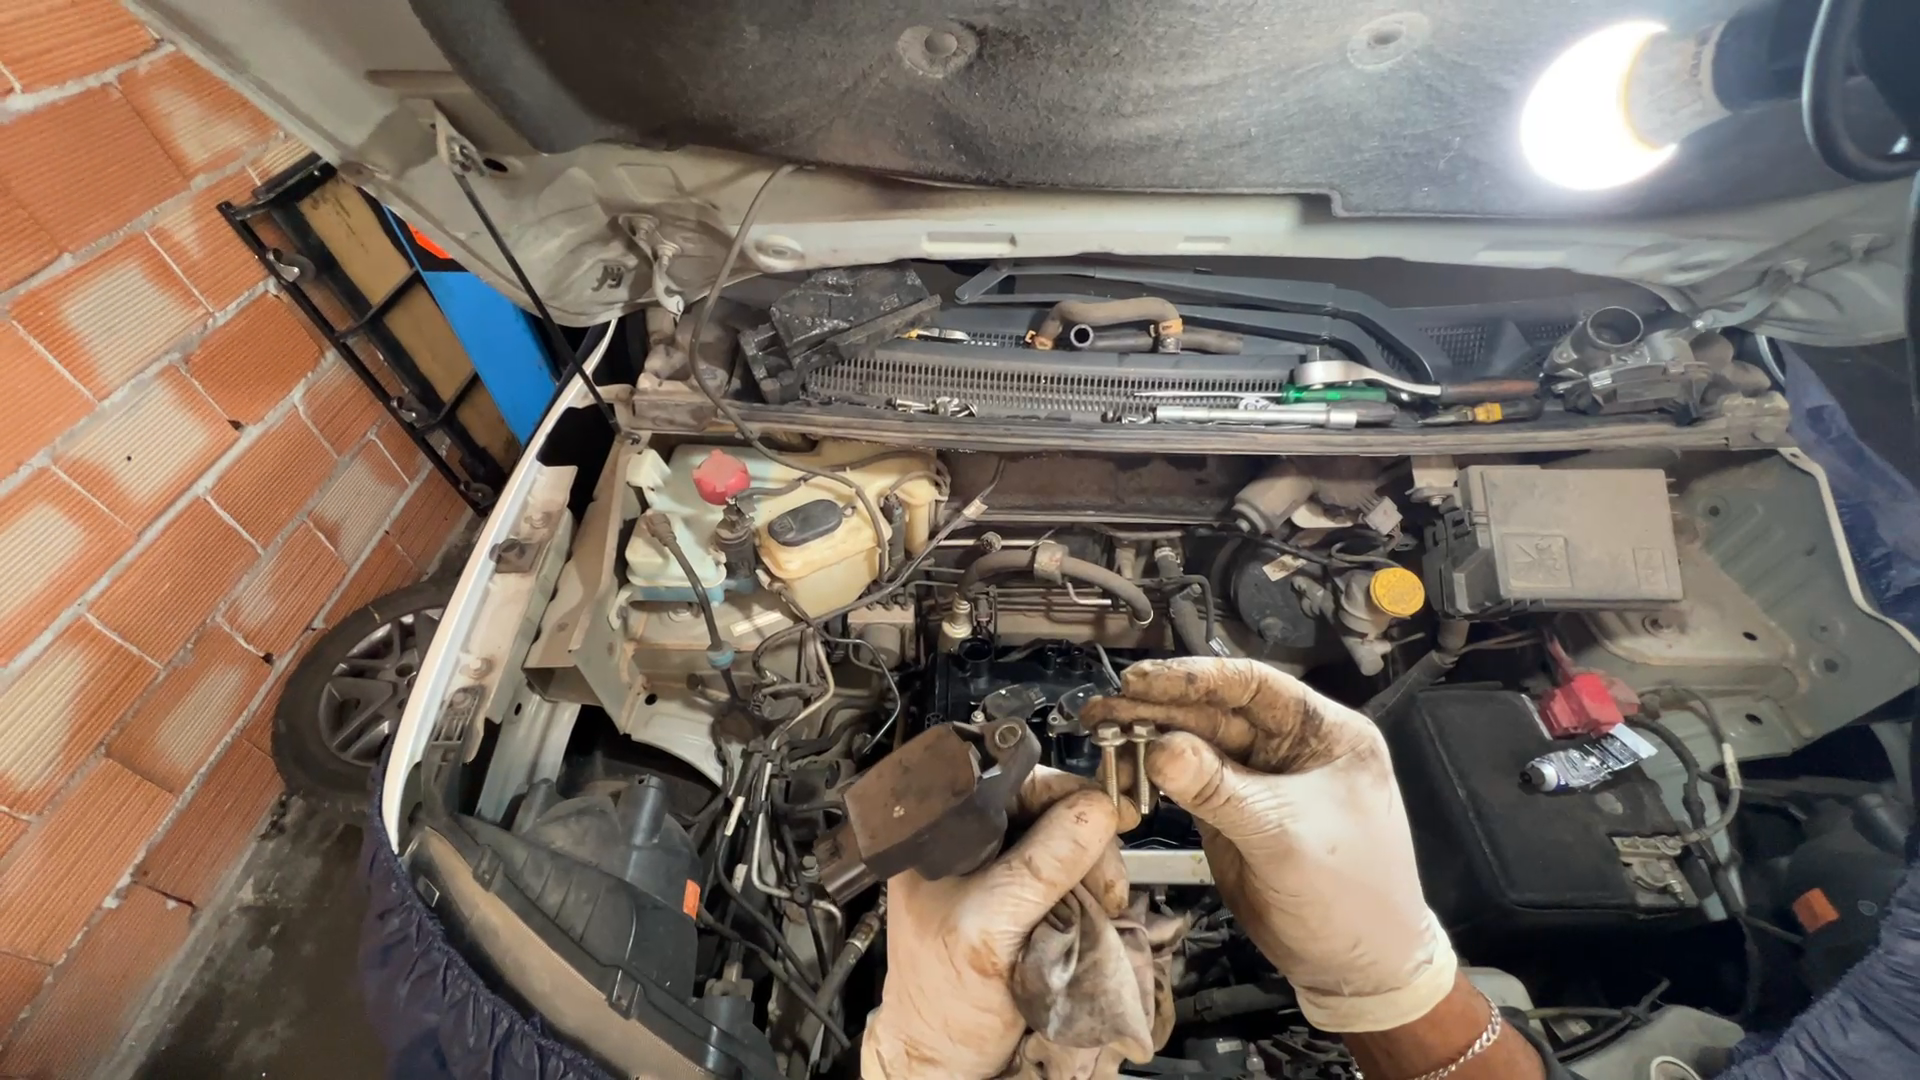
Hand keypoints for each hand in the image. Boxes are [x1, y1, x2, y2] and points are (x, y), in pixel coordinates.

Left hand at [863, 787, 1119, 1079]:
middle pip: (1052, 810)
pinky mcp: (1029, 899)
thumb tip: (1094, 810)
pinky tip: (1096, 914)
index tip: (1107, 814)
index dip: (1064, 792)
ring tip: (1100, 907)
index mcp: (946, 832)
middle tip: (1106, 885)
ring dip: (1097, 872)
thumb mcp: (989, 925)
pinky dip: (1095, 894)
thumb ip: (1039, 867)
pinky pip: (1075, 878)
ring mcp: (1004, 870)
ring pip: (1071, 843)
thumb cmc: (940, 996)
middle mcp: (976, 842)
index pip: (1013, 783)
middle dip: (1089, 843)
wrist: (949, 1060)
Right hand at [1081, 657, 1455, 1032]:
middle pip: (1209, 710)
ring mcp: (1250, 773)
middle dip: (1154, 708)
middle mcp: (1283, 742)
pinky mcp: (1223, 804)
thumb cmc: (1349, 898)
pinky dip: (1146, 772)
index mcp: (1321, 731)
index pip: (1250, 685)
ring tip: (1098, 733)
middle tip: (1103, 710)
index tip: (1141, 682)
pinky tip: (1117, 769)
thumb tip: (1159, 747)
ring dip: (1142, 736)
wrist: (1355, 970)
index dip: (1193, 678)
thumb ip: (1220, 790)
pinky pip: (1179, 777)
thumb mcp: (1284, 836)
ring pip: (1188, 740)